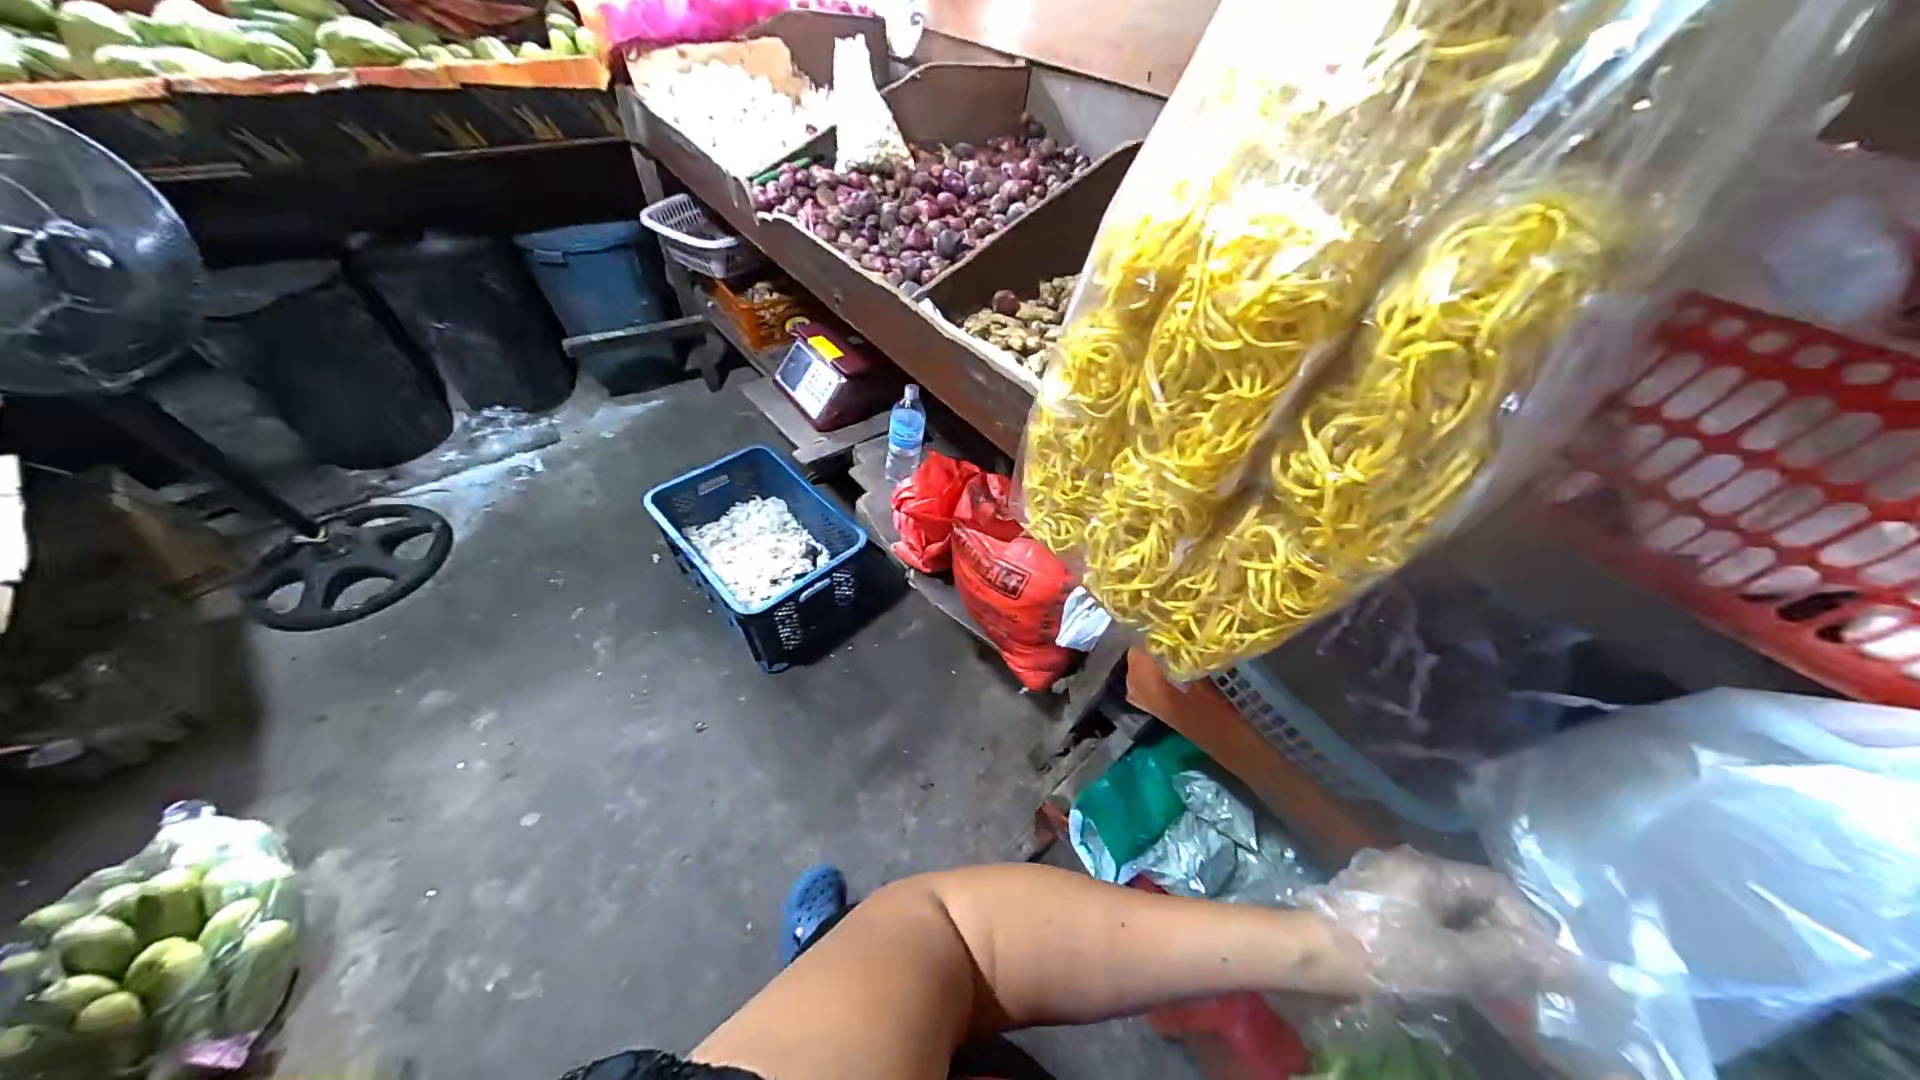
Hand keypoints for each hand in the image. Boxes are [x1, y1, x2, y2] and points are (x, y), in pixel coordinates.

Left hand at [1306, 847, 1572, 998]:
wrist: (1309, 953)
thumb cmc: (1382, 952)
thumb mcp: (1454, 960)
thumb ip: (1511, 960)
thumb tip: (1569, 965)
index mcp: (1425, 868)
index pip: (1495, 888)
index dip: (1529, 928)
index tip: (1549, 972)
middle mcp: (1405, 866)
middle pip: (1472, 902)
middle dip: (1505, 946)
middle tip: (1526, 992)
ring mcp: (1385, 884)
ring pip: (1449, 917)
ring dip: (1478, 953)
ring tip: (1498, 995)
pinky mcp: (1371, 906)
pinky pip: (1423, 924)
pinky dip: (1448, 951)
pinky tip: (1457, 981)